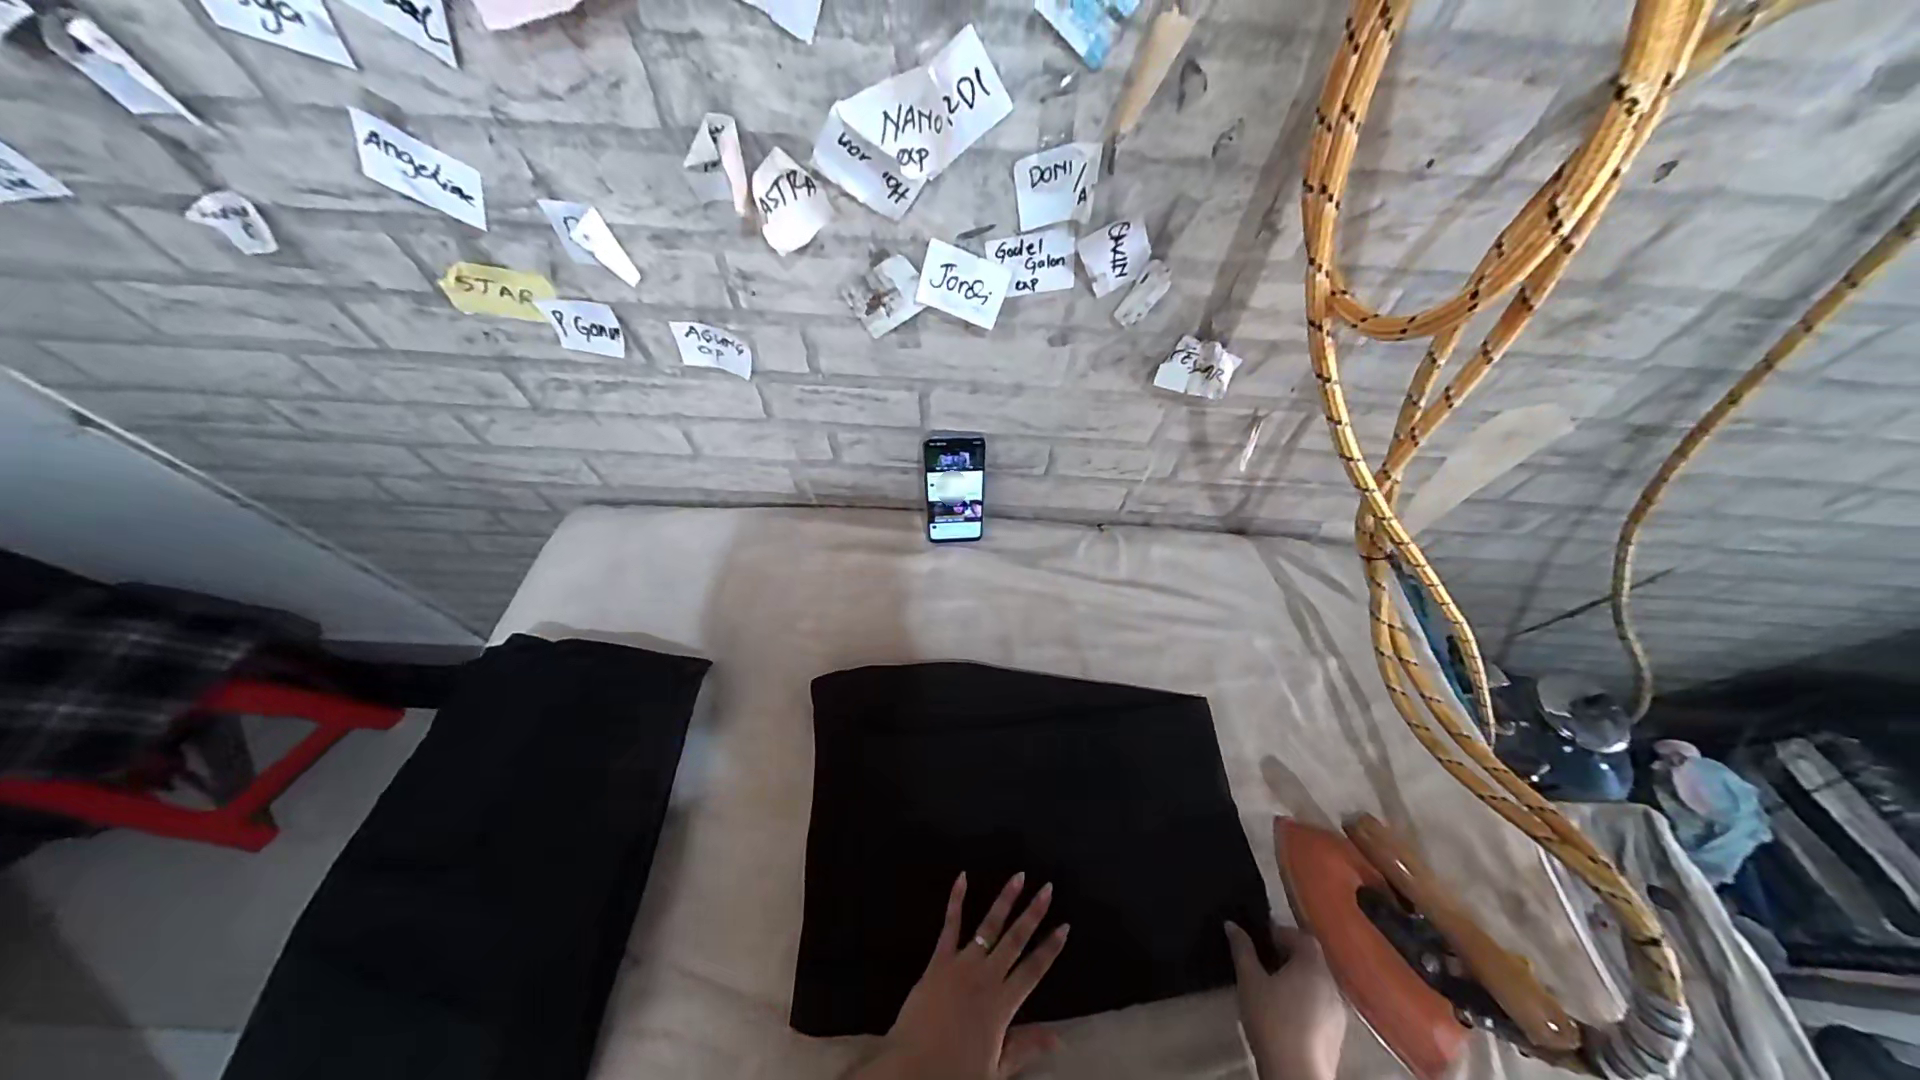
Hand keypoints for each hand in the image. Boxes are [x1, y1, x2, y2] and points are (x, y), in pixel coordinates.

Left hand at [850, 872, 1070, 1079]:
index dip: (1051, 948)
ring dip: (1005, 900)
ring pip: (989, 926)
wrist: (913, 1068)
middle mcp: (987, 977)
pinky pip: (950, 925)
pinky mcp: (939, 960)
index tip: (1065, 926)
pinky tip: (962, 878)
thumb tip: (1059, 1036)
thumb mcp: (997, 1070)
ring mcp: (962, 964)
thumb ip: (1026, 1046)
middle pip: (1016, 939)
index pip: (1034, 970)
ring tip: (1019, 877)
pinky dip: (956, 900)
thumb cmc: (956, 1072)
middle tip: (1048, 888)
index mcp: (1003, 1003)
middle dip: (1034, 913)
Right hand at [1224, 920, 1347, 1079]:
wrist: (1296, 1074)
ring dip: (1297, 979)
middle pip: (1312, 960)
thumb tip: (1232, 925)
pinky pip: (1320, 1006)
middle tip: (1263, 960)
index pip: (1303, 938)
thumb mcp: (1249, 980)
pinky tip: (1285, 1013)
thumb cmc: (1271, 1020)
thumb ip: (1242, 950)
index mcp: (1313, 967)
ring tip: (1271, 987)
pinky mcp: (1336, 1036)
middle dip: (1288, 956)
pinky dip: (1305, 1000)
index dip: (1283, 933)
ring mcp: (1338, 1013)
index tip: (1262, 938)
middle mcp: (1331, 986)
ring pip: (1317, 985)